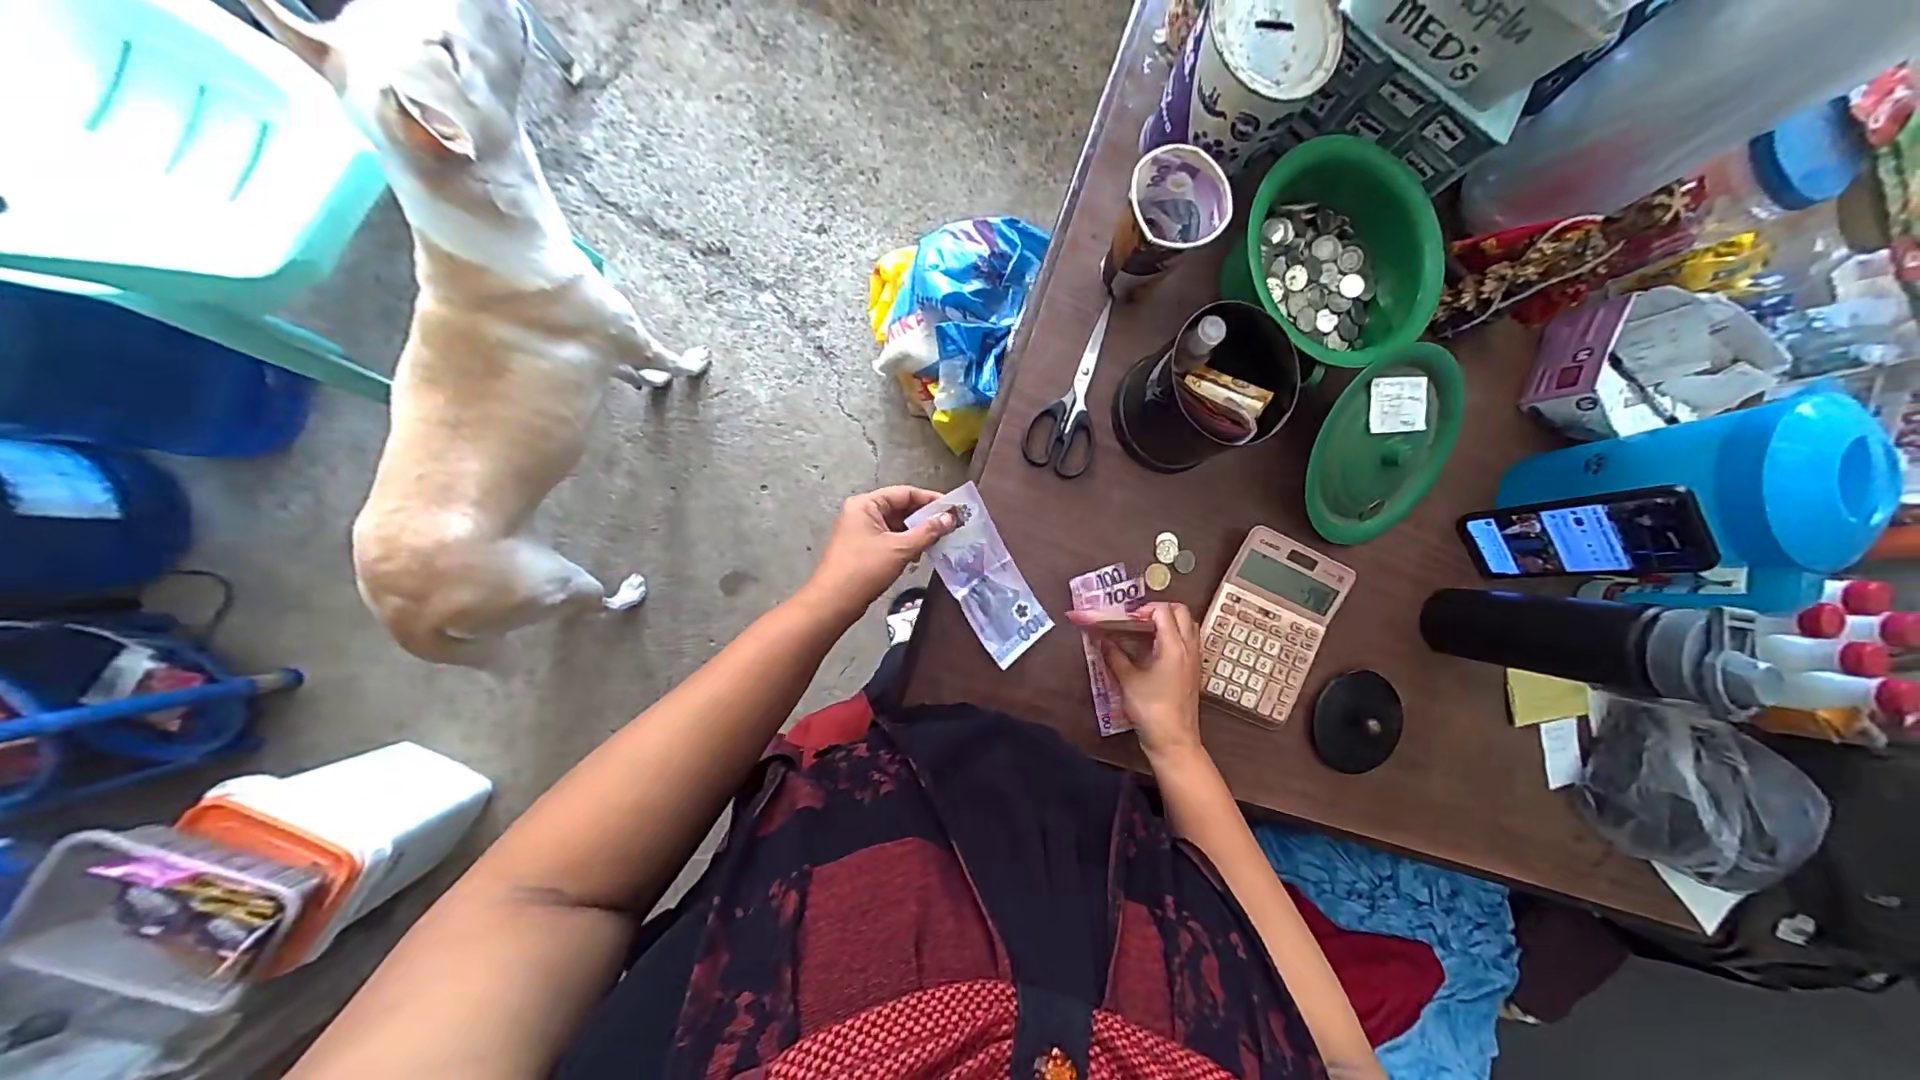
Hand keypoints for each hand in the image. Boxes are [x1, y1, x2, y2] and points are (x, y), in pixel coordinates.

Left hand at [803, 486, 953, 618]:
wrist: (835, 601)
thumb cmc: (864, 569)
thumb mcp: (900, 548)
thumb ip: (928, 531)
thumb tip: (950, 518)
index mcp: (866, 504)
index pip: (905, 493)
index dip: (930, 499)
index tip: (953, 508)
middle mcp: (862, 513)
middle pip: (901, 508)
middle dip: (925, 518)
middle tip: (950, 525)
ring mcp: (861, 531)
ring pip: (897, 525)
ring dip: (917, 533)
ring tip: (938, 541)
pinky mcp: (864, 548)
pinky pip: (890, 538)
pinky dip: (906, 544)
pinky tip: (919, 554)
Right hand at [1100, 602, 1204, 764]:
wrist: (1174, 740)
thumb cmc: (1151, 710)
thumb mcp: (1127, 681)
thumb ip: (1114, 656)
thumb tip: (1102, 640)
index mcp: (1174, 646)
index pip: (1164, 611)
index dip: (1144, 609)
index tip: (1127, 619)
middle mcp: (1189, 648)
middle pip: (1181, 612)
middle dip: (1160, 610)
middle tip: (1139, 620)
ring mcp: (1195, 660)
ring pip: (1188, 626)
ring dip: (1169, 622)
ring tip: (1146, 632)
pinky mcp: (1194, 671)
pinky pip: (1189, 641)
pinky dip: (1175, 636)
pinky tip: (1155, 649)